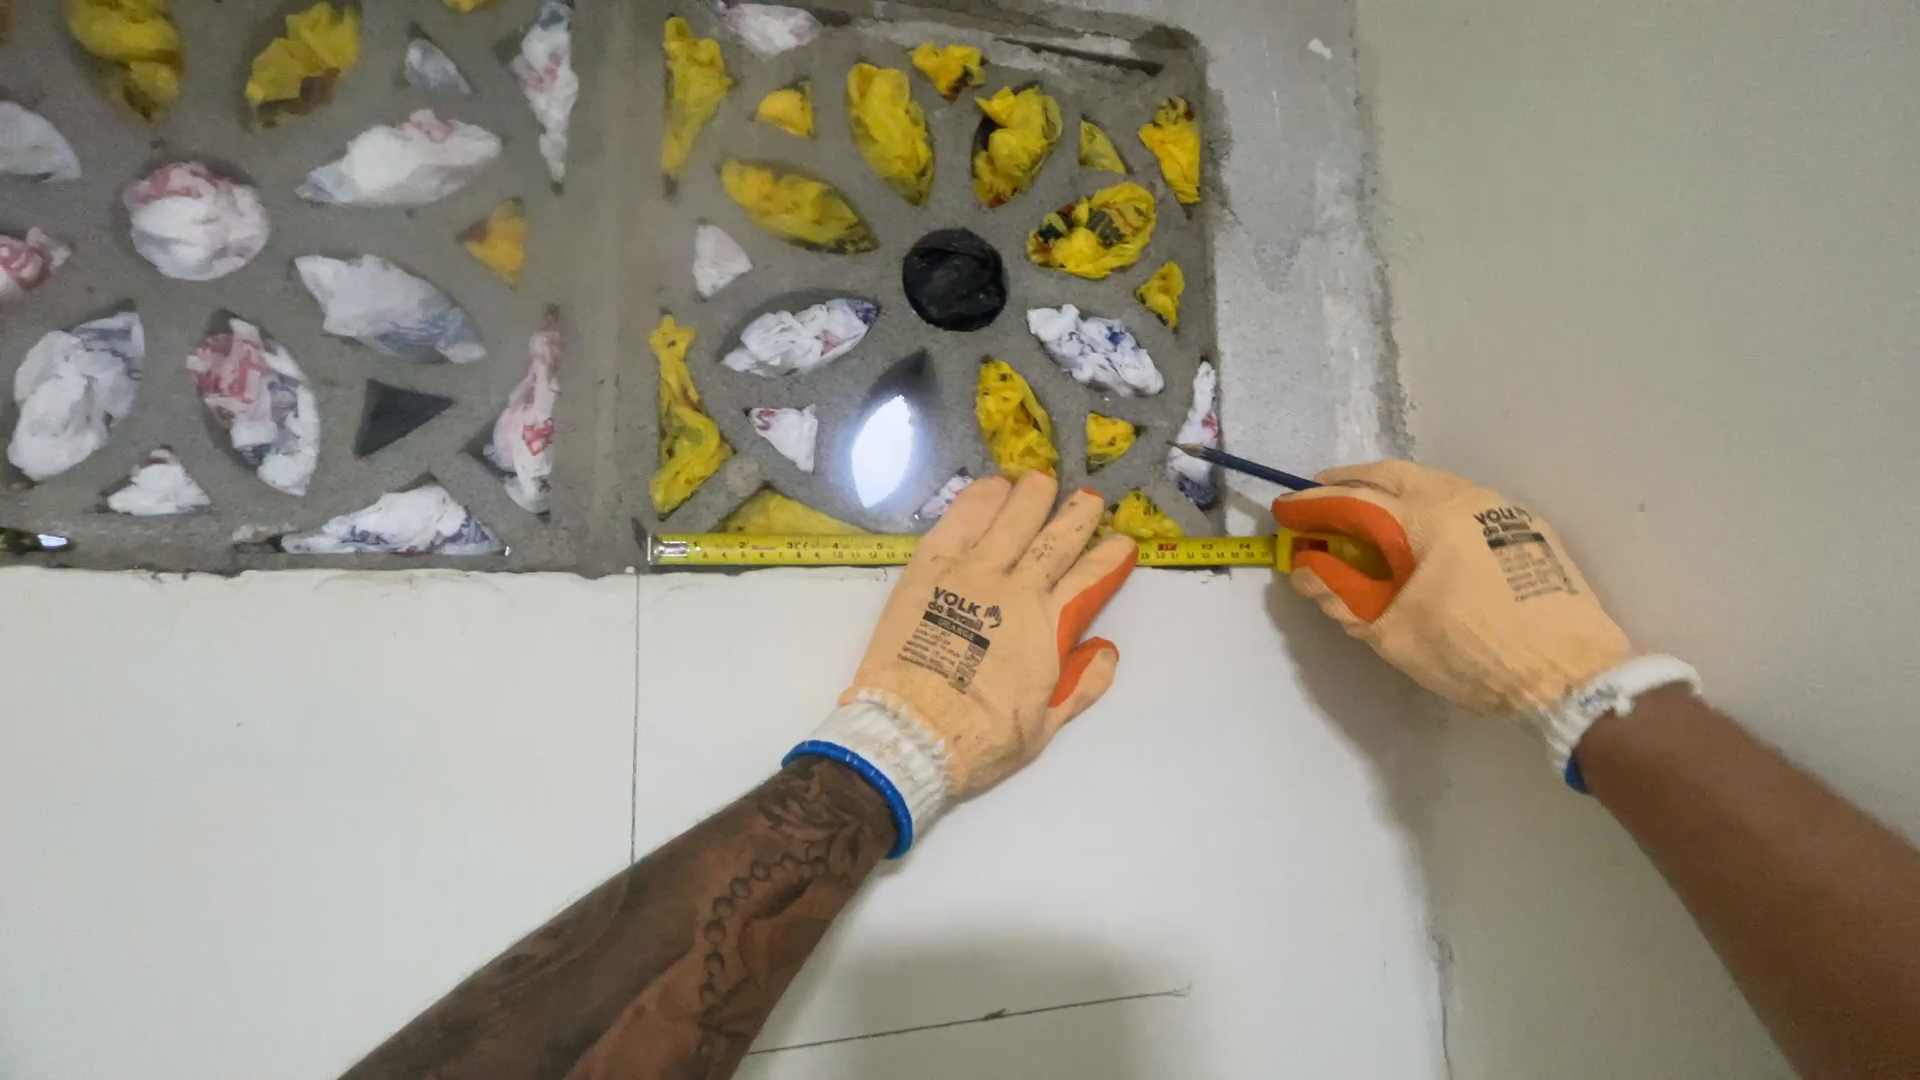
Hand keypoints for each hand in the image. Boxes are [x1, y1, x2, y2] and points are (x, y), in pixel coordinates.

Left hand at [791, 472, 1137, 854]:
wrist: (911, 732)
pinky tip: (991, 487)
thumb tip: (1108, 650)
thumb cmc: (980, 738)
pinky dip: (977, 502)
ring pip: (1009, 521)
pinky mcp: (929, 571)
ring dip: (1030, 497)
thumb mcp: (1045, 726)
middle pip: (1053, 540)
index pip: (1089, 580)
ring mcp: (970, 574)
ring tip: (1041, 480)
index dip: (1109, 557)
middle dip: (1076, 516)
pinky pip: (957, 524)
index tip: (1122, 541)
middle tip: (1089, 498)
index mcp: (1047, 627)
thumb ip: (1081, 684)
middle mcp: (1014, 590)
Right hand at [1272, 461, 1630, 714]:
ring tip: (1361, 511)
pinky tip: (1414, 531)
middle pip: (1393, 475)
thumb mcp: (1389, 632)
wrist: (1573, 679)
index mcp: (1429, 521)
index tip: (1283, 510)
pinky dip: (1423, 503)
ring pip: (1431, 482)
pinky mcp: (1525, 529)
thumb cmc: (1472, 654)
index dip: (1313, 504)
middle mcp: (1465, 501)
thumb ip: (1339, 595)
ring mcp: (1501, 511)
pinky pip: (1460, 500)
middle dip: (1350, 482)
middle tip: (1318, 495)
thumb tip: (1303, 569)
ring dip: (1388, 489)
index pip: (1355, 501)